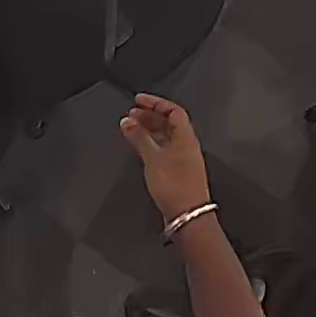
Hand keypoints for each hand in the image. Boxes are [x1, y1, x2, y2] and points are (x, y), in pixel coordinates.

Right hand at [118, 94, 212, 221]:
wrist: (188, 216)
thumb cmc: (175, 186)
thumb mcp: (153, 158)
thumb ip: (139, 138)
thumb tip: (127, 121)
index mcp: (186, 138)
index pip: (174, 111)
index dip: (156, 103)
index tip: (138, 100)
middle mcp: (186, 146)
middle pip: (169, 123)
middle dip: (149, 116)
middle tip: (131, 114)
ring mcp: (182, 159)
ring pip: (165, 137)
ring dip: (148, 130)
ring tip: (131, 128)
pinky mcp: (176, 172)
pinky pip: (162, 150)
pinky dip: (150, 144)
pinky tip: (139, 147)